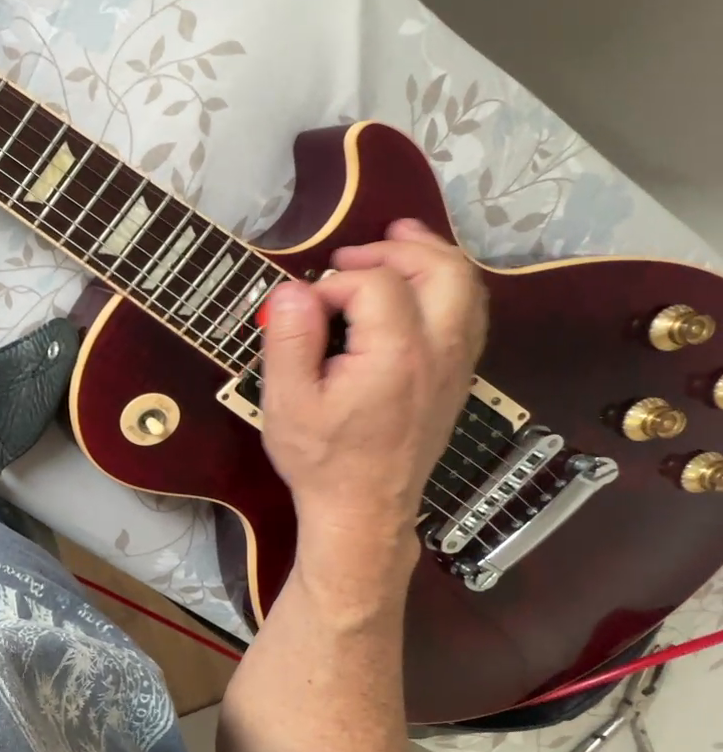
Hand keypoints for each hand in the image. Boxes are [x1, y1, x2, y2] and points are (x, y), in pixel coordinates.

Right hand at [259, 219, 486, 585]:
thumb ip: (289, 340)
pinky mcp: (457, 375)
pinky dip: (443, 285)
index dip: (330, 285)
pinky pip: (466, 311)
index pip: (373, 286)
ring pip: (464, 287)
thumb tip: (292, 290)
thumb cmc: (319, 457)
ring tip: (392, 245)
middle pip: (441, 271)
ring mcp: (457, 362)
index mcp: (396, 354)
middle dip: (396, 251)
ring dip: (428, 259)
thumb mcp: (285, 402)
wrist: (363, 507)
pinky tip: (414, 287)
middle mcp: (440, 350)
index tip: (296, 312)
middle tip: (348, 254)